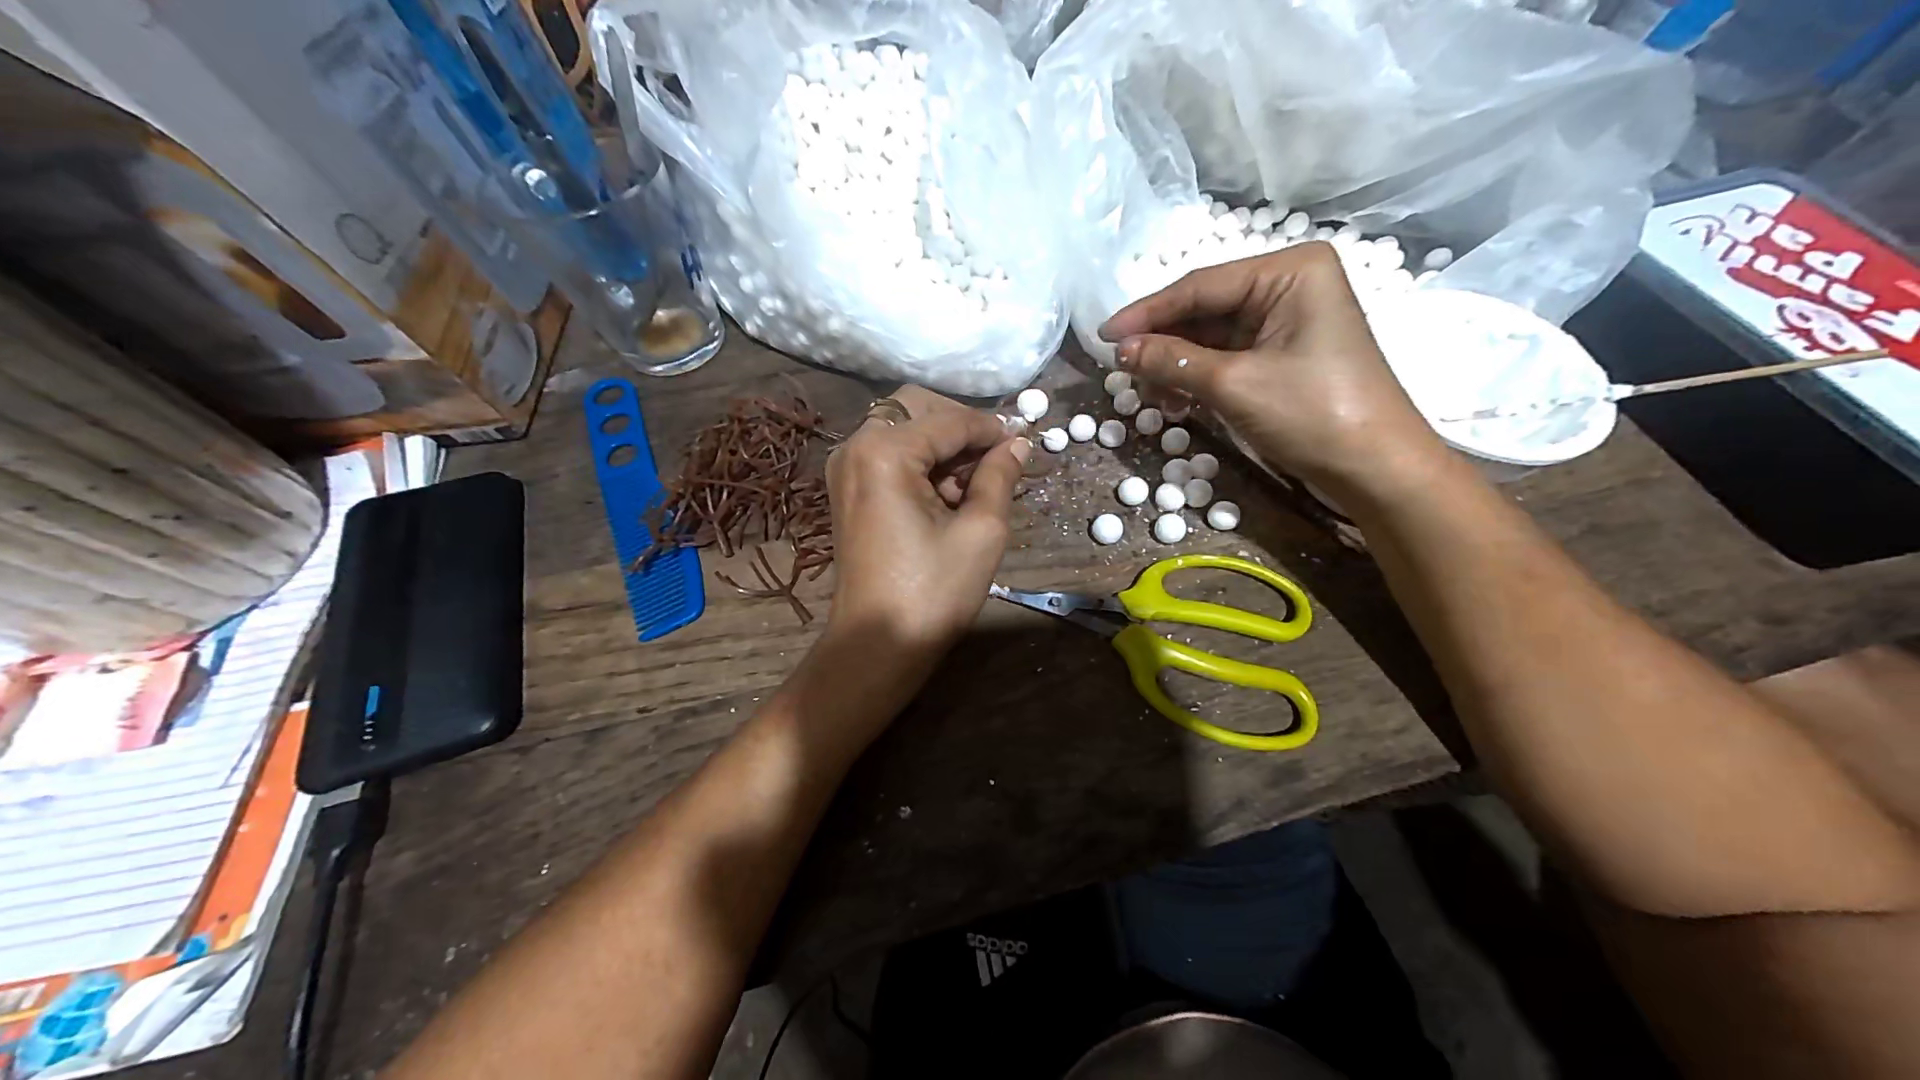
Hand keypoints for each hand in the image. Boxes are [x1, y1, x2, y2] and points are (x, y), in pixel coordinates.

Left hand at [825, 385, 1028, 657]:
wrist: (877, 645)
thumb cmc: (933, 592)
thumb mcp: (981, 531)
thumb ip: (999, 476)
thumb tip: (1018, 443)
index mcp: (884, 452)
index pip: (950, 420)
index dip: (993, 429)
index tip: (1026, 443)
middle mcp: (855, 447)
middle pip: (917, 409)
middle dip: (961, 428)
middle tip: (997, 460)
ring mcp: (845, 468)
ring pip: (903, 430)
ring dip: (942, 446)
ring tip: (976, 486)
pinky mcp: (847, 490)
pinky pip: (889, 455)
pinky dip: (921, 463)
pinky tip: (948, 496)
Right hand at [1098, 243, 1444, 493]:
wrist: (1375, 469)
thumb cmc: (1314, 414)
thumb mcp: (1234, 385)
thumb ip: (1172, 362)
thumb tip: (1121, 351)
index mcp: (1290, 272)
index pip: (1201, 286)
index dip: (1148, 313)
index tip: (1104, 336)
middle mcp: (1288, 286)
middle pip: (1204, 309)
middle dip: (1163, 343)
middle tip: (1124, 373)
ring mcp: (1286, 322)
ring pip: (1210, 336)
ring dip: (1176, 365)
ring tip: (1153, 397)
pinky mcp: (1282, 355)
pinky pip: (1226, 357)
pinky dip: (1197, 378)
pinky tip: (1177, 401)